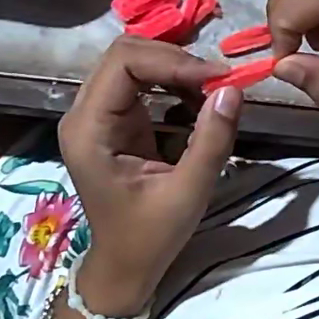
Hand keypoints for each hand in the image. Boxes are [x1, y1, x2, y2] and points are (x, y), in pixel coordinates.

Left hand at [58, 38, 241, 314]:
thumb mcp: (189, 191)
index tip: (218, 79)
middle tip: (220, 83)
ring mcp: (97, 114)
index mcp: (90, 129)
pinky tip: (198, 103)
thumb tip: (234, 90)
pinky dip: (173, 84)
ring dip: (177, 71)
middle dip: (177, 61)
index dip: (173, 61)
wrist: (125, 265)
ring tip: (213, 93)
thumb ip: (211, 140)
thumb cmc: (150, 235)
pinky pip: (142, 82)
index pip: (124, 62)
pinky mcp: (113, 120)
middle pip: (127, 54)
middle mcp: (85, 113)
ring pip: (135, 63)